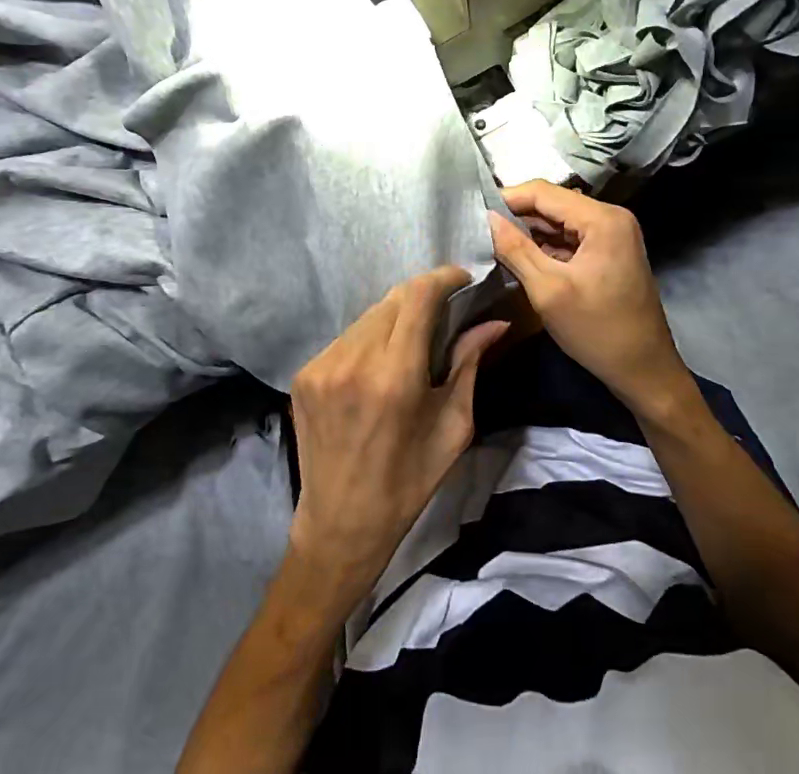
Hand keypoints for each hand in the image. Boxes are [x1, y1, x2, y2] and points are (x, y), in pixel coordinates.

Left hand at [288, 266, 509, 595]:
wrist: (341, 521)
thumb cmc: (409, 481)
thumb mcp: (453, 426)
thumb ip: (469, 364)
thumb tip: (494, 323)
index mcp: (395, 376)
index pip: (417, 297)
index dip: (442, 277)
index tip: (462, 278)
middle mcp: (352, 361)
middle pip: (391, 300)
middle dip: (421, 296)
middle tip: (443, 309)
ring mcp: (321, 366)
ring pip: (366, 317)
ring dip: (394, 317)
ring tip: (412, 340)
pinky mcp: (303, 375)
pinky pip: (345, 339)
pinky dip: (368, 339)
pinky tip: (379, 363)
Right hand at [487, 180, 692, 410]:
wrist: (644, 369)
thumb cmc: (597, 330)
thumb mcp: (548, 290)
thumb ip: (515, 249)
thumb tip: (486, 217)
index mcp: (602, 219)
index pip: (543, 192)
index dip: (506, 199)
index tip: (473, 214)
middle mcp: (611, 218)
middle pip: (552, 204)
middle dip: (516, 217)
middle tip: (479, 233)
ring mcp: (613, 236)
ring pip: (559, 223)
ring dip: (528, 233)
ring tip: (493, 245)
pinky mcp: (609, 254)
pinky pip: (570, 240)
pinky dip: (545, 247)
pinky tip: (520, 259)